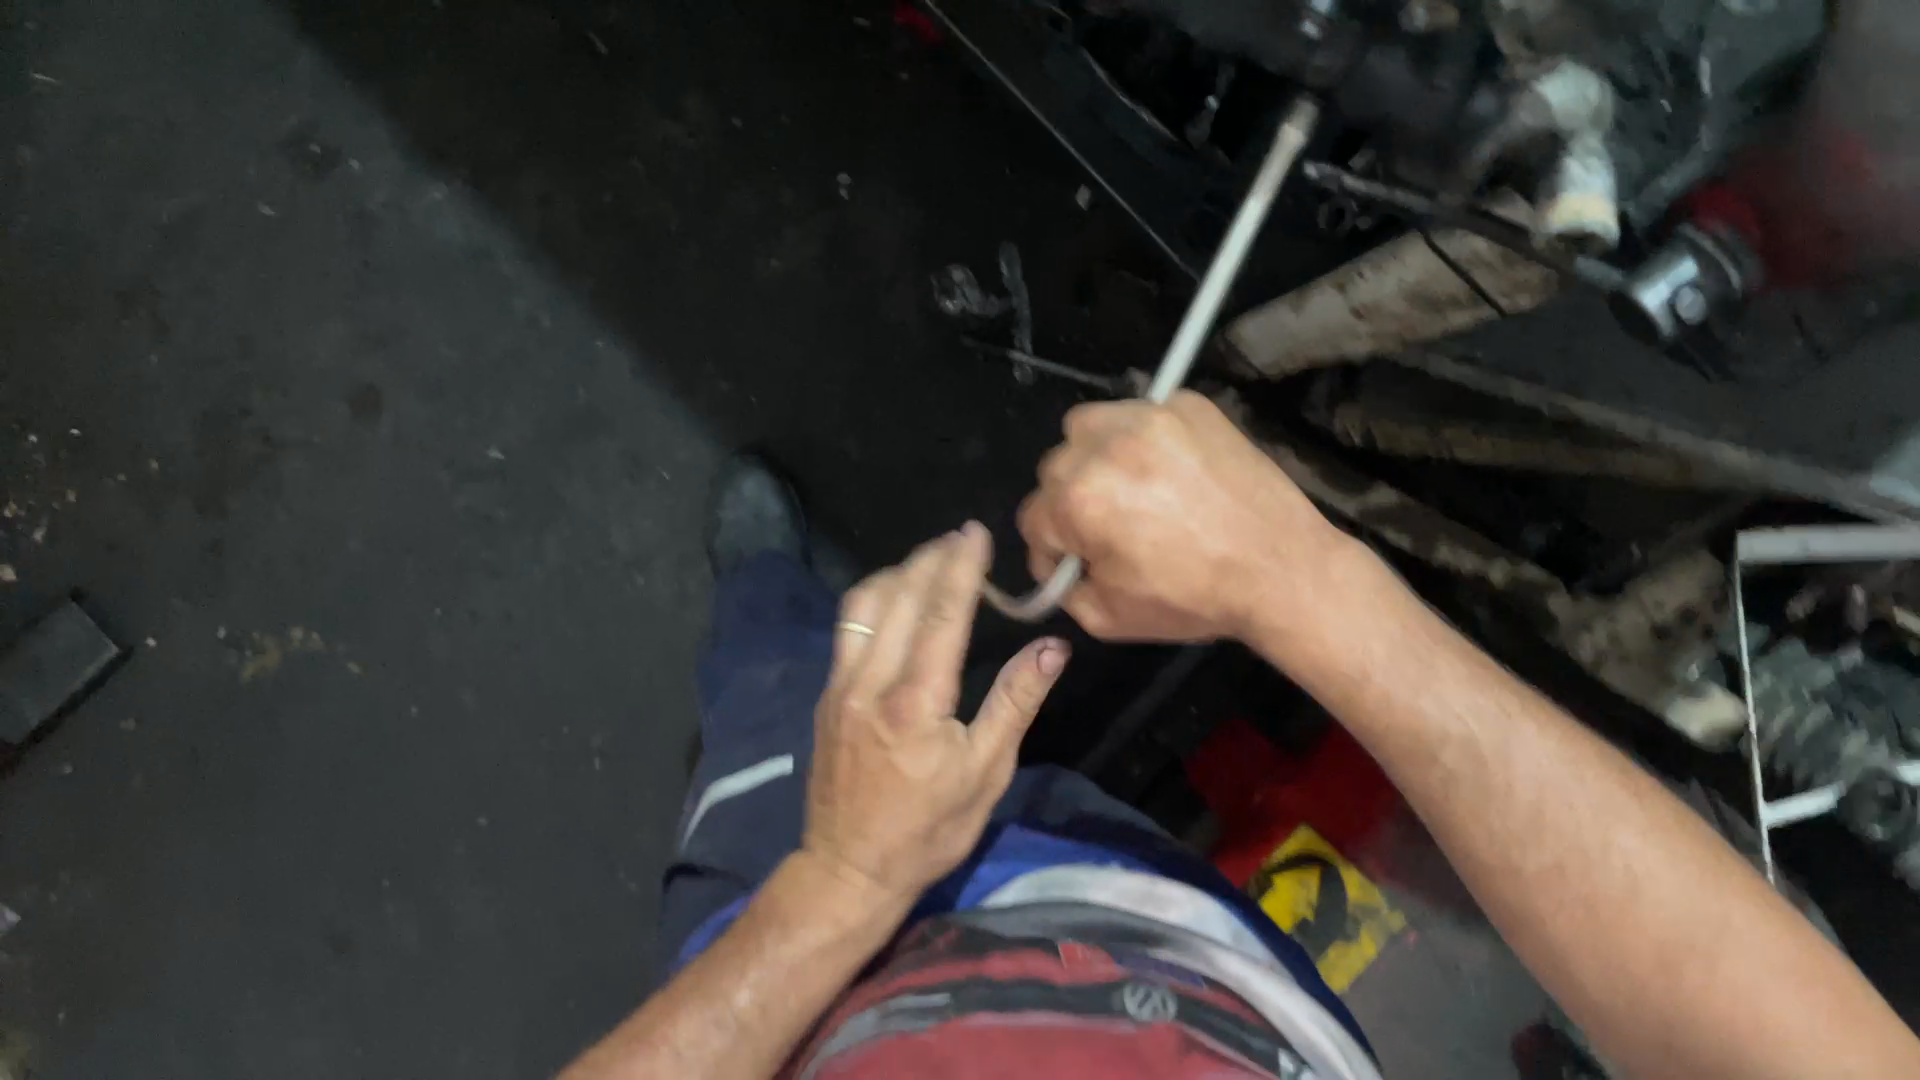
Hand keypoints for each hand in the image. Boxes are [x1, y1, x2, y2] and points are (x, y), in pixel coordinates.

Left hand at [803, 524, 1069, 902]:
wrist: (849, 868)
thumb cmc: (928, 830)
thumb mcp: (986, 774)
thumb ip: (1015, 702)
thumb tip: (1053, 647)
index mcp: (916, 704)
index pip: (940, 615)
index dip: (960, 568)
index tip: (974, 533)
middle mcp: (871, 684)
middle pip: (898, 597)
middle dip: (930, 558)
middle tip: (959, 538)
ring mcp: (840, 687)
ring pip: (864, 606)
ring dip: (898, 573)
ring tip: (929, 559)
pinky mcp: (826, 695)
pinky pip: (848, 628)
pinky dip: (874, 599)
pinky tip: (895, 597)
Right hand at [1018, 390, 1350, 642]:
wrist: (1282, 570)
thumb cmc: (1193, 599)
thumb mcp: (1108, 618)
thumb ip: (1064, 590)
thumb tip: (1059, 566)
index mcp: (1079, 500)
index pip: (1032, 518)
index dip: (1050, 549)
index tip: (1074, 561)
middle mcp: (1104, 447)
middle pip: (1054, 469)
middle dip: (1070, 502)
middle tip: (1107, 527)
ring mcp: (1148, 418)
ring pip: (1087, 427)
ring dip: (1094, 457)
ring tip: (1128, 486)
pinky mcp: (1186, 405)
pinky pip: (1139, 413)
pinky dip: (1141, 440)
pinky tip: (1168, 471)